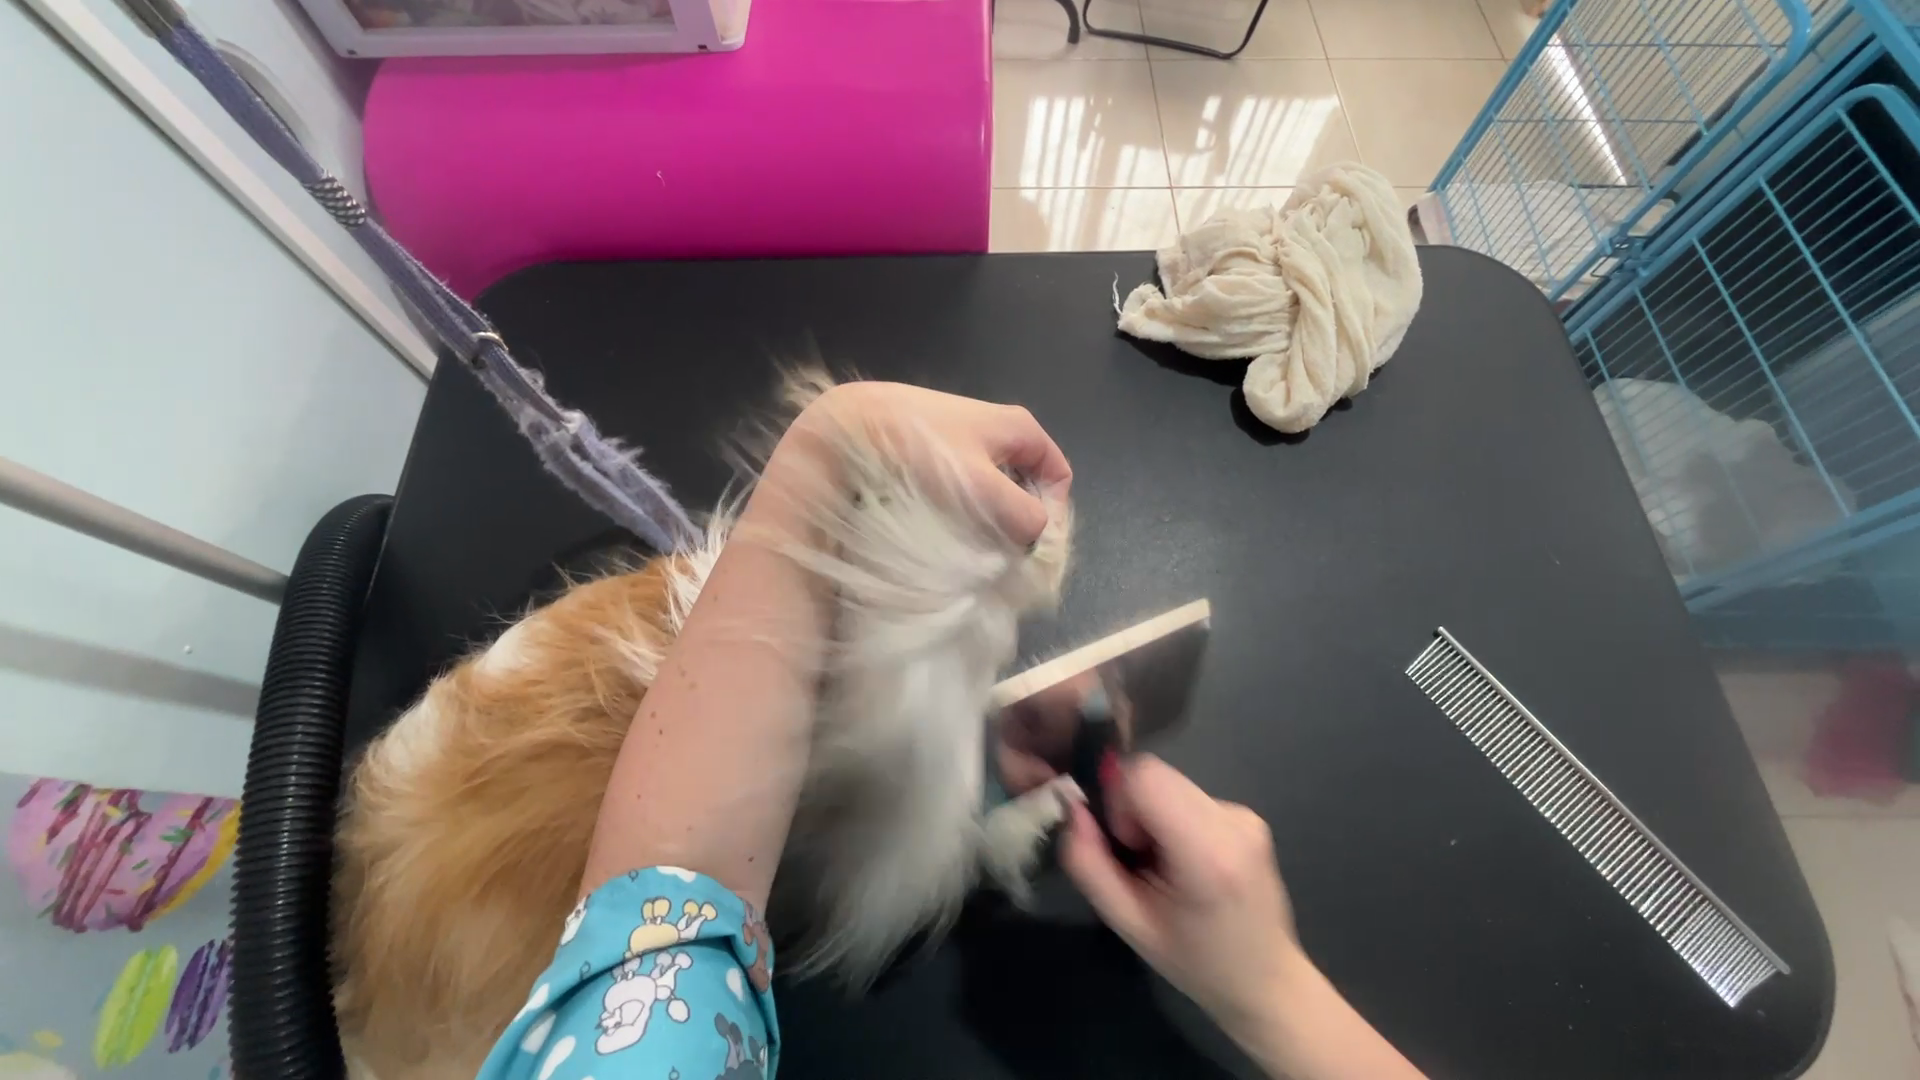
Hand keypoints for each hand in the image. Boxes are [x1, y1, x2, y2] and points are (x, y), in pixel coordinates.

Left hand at [776, 381, 1071, 546]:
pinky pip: (962, 490)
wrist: (851, 427)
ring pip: (992, 491)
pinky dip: (961, 512)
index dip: (1054, 514)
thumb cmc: (923, 451)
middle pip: (1026, 486)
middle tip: (1000, 557)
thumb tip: (1036, 538)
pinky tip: (943, 530)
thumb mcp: (982, 486)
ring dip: (987, 522)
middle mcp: (996, 431)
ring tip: (970, 549)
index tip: (1032, 550)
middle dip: (1018, 522)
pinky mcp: (933, 455)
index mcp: (1018, 427)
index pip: (1059, 476)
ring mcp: (963, 442)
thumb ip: (1022, 515)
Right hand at [1061, 757, 1426, 1079]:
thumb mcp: (1127, 923)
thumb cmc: (1194, 960)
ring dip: (1152, 814)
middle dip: (1133, 809)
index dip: (1119, 803)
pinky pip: (1188, 795)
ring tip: (1168, 866)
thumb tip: (1072, 808)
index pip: (1144, 775)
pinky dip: (1175, 819)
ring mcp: (1246, 814)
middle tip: (1143, 859)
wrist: (1267, 983)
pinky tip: (1190, 863)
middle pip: (1154, 773)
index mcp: (1207, 851)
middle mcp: (1233, 820)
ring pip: (1169, 782)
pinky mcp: (1250, 814)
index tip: (1128, 847)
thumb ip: (1088, 863)